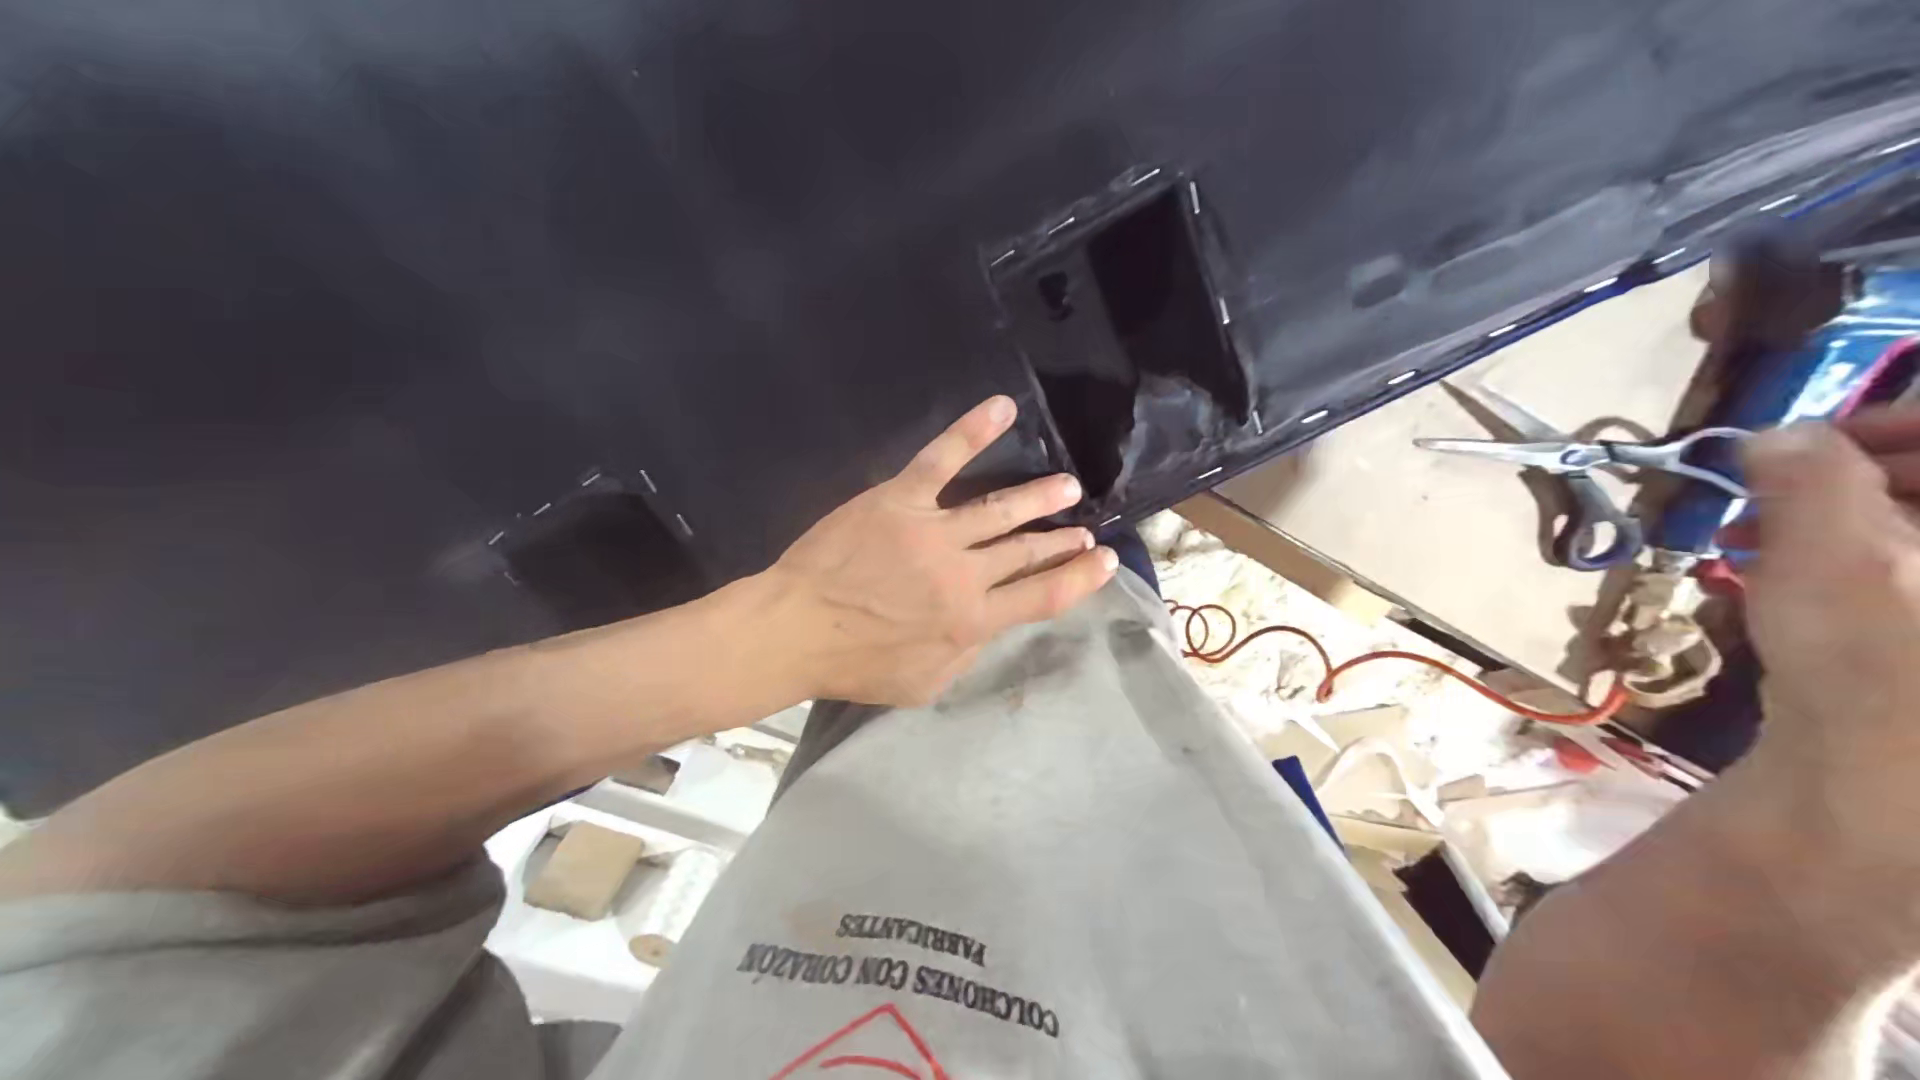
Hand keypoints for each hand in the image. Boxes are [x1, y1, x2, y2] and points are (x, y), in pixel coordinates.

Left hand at [762, 395, 1117, 705]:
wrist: (794, 630)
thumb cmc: (856, 664)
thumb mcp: (924, 684)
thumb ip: (967, 654)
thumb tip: (994, 625)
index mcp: (972, 622)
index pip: (1043, 595)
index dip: (1080, 578)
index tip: (1105, 562)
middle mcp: (964, 574)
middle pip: (1027, 551)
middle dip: (1062, 541)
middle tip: (1085, 529)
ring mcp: (934, 532)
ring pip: (1000, 508)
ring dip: (1039, 497)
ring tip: (1067, 488)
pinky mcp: (901, 499)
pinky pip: (943, 459)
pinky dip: (974, 431)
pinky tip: (1003, 407)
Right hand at [1735, 411, 1919, 870]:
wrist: (1886, 779)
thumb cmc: (1867, 661)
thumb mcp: (1821, 555)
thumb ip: (1806, 477)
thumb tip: (1779, 432)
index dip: (1895, 421)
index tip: (1809, 441)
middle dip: (1857, 474)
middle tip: (1772, 494)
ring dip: (1850, 516)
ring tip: (1766, 538)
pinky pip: (1913, 566)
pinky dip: (1865, 554)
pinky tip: (1802, 574)